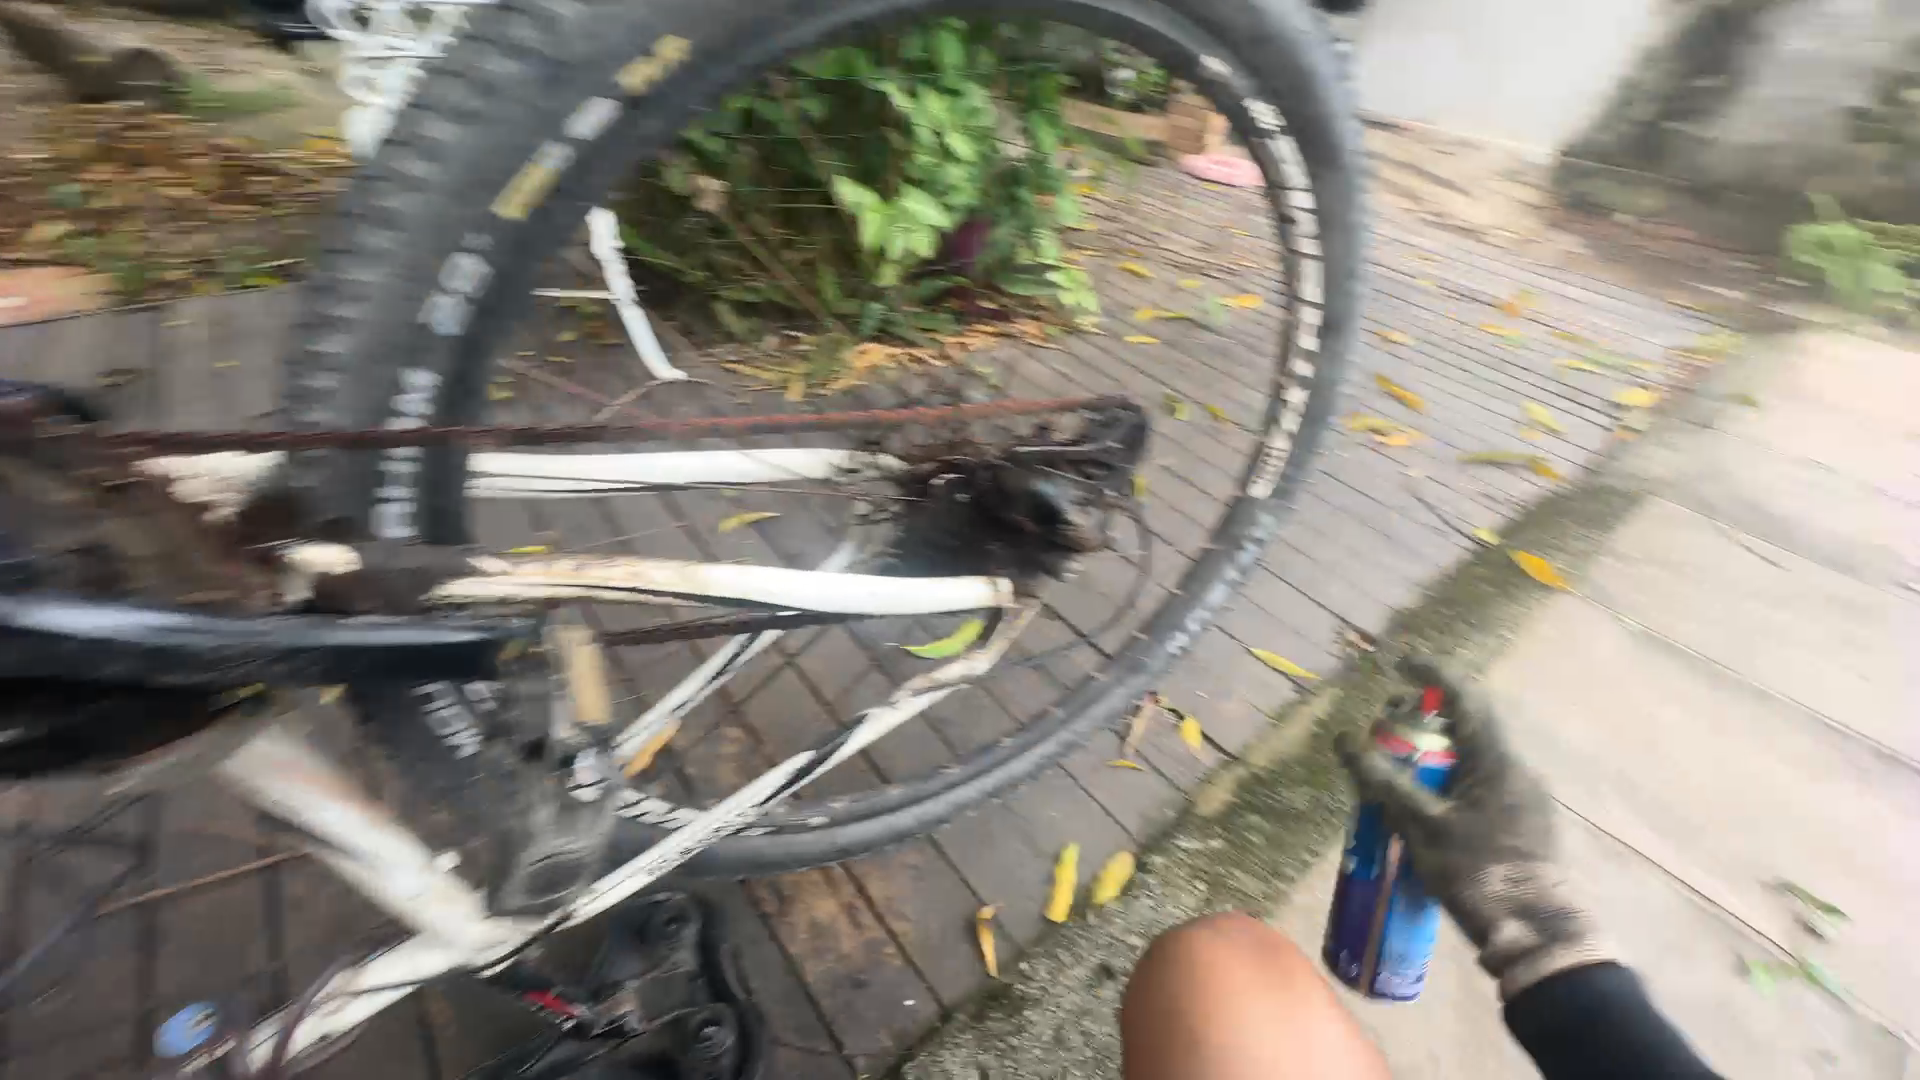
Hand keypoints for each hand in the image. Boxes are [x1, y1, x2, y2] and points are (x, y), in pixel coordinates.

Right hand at [1336, 655, 1611, 998]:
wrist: (1539, 939)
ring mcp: (1522, 796)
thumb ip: (1382, 779)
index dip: (1431, 674)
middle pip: (1464, 725)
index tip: (1399, 664)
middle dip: (1421, 718)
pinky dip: (1444, 774)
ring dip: (1431, 748)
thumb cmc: (1478, 873)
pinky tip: (1420, 798)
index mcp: (1497, 762)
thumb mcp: (1420, 824)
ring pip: (1470, 754)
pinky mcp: (1520, 820)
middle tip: (1384, 727)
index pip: (1465, 699)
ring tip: (1394, 765)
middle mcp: (1515, 770)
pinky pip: (1477, 779)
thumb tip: (1343, 740)